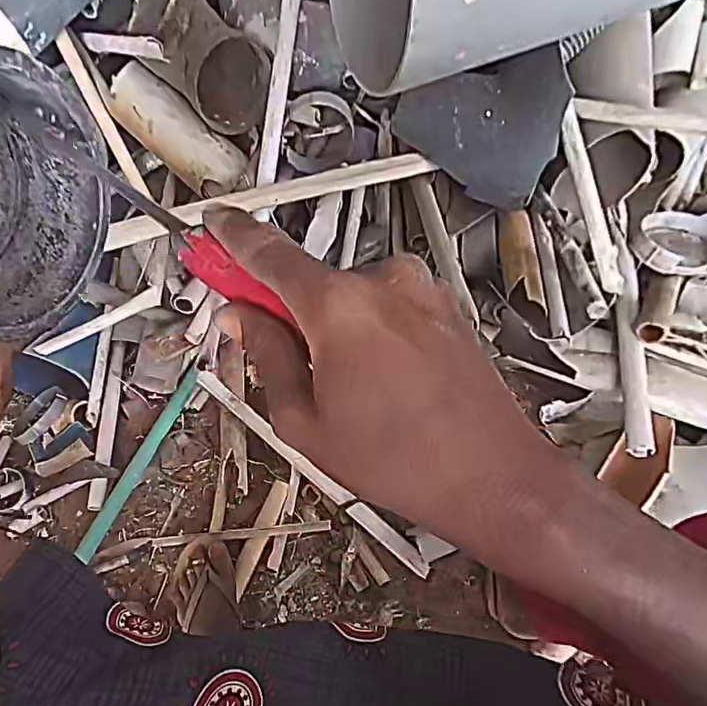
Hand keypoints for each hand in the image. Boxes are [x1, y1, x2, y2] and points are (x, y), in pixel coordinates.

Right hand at [204, 206, 577, 553]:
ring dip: (328, 328)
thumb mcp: (304, 422)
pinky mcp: (444, 307)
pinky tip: (372, 383)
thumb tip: (245, 321)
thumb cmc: (407, 461)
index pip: (267, 253)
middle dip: (282, 311)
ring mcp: (421, 292)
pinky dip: (364, 331)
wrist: (490, 476)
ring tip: (340, 391)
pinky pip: (384, 306)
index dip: (232, 239)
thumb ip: (266, 357)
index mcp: (340, 307)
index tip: (215, 229)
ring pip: (348, 297)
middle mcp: (385, 284)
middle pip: (309, 281)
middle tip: (267, 347)